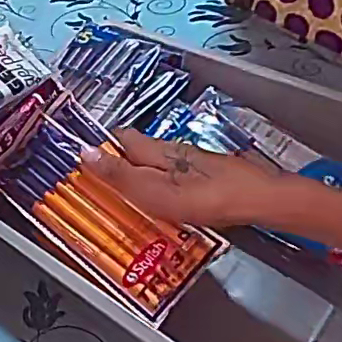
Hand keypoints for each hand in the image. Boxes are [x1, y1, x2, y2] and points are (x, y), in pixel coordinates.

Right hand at [81, 128, 279, 226]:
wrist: (257, 201)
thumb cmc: (204, 197)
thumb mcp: (152, 190)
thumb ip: (119, 174)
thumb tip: (84, 151)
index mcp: (153, 150)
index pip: (118, 136)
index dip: (100, 146)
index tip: (85, 162)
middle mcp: (170, 150)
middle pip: (136, 150)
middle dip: (119, 164)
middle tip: (103, 187)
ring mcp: (191, 161)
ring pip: (156, 164)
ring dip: (140, 176)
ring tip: (128, 200)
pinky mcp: (207, 174)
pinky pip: (173, 177)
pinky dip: (161, 187)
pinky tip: (163, 204)